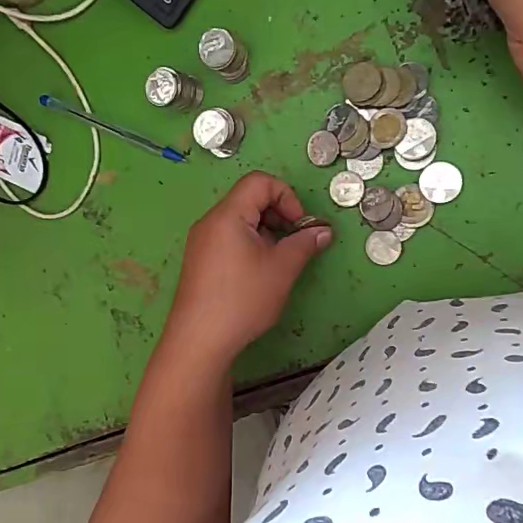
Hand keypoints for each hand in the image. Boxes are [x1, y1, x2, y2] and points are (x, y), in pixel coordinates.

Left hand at [162, 171, 332, 363]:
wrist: (199, 341)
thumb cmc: (242, 300)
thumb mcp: (282, 269)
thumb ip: (305, 244)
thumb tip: (322, 231)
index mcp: (228, 215)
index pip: (260, 181)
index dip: (287, 196)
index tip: (300, 225)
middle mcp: (211, 222)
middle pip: (250, 198)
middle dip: (280, 214)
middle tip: (296, 242)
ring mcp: (203, 242)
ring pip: (242, 221)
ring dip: (268, 232)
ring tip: (281, 260)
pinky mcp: (201, 261)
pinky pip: (231, 238)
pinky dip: (252, 245)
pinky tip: (261, 273)